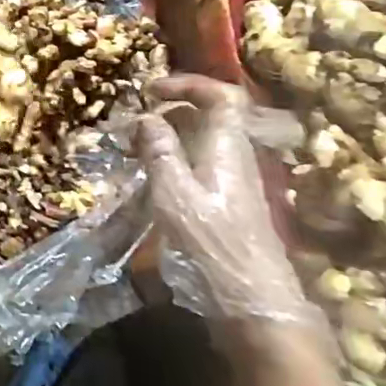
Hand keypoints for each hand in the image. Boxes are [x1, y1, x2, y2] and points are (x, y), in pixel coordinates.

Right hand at [138, 74, 317, 324]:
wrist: (253, 301)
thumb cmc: (213, 244)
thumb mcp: (175, 195)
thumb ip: (160, 152)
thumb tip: (147, 117)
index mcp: (226, 148)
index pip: (221, 96)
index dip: (188, 84)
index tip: (150, 89)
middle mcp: (234, 157)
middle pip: (207, 116)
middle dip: (168, 111)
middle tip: (132, 126)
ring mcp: (232, 181)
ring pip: (201, 141)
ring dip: (167, 136)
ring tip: (132, 150)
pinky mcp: (227, 202)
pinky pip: (198, 163)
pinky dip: (172, 159)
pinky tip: (150, 179)